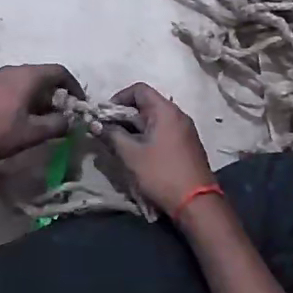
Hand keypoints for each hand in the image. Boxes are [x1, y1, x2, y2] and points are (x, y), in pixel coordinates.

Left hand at [0, 64, 82, 162]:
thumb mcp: (31, 133)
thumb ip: (56, 126)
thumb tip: (70, 121)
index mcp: (28, 76)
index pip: (60, 72)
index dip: (74, 87)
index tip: (80, 104)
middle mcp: (14, 70)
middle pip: (44, 75)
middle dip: (58, 94)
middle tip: (64, 114)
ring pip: (28, 81)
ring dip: (41, 97)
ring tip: (45, 119)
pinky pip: (14, 86)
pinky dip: (26, 97)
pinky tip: (22, 117)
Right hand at [105, 83, 218, 216]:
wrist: (196, 202)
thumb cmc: (161, 173)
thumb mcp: (131, 154)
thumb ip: (112, 135)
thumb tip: (96, 125)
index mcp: (166, 110)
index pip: (139, 89)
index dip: (119, 98)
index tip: (105, 115)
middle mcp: (178, 115)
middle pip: (147, 104)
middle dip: (124, 116)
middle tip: (108, 132)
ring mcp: (185, 130)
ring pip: (154, 120)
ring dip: (135, 128)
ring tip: (119, 144)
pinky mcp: (187, 145)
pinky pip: (164, 132)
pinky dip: (148, 136)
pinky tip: (138, 153)